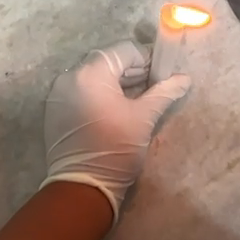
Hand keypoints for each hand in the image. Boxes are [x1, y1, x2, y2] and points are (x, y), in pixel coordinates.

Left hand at [42, 41, 191, 219]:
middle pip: (107, 61)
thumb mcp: (144, 118)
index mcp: (92, 73)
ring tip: (135, 97)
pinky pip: (79, 89)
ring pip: (92, 74)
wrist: (82, 189)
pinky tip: (113, 108)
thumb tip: (185, 78)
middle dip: (130, 70)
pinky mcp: (54, 109)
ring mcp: (59, 93)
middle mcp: (70, 76)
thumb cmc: (116, 149)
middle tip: (151, 86)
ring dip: (114, 81)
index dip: (146, 59)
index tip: (160, 74)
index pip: (124, 51)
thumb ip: (164, 92)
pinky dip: (97, 92)